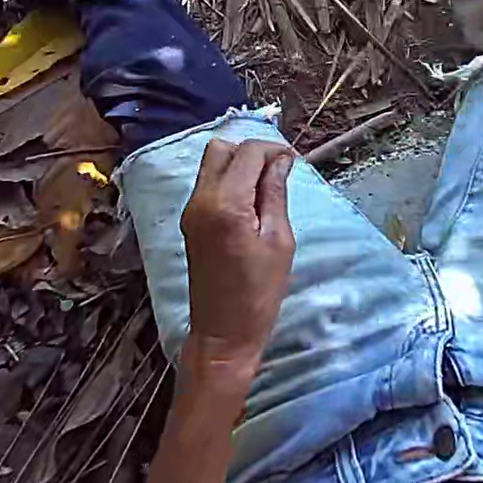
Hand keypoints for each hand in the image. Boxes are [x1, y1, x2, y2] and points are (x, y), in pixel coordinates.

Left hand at [179, 138, 296, 386]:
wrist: (222, 333)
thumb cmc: (259, 292)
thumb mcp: (279, 240)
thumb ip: (275, 193)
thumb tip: (281, 160)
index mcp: (225, 203)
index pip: (247, 152)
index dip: (273, 149)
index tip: (293, 160)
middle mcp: (201, 199)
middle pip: (221, 148)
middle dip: (251, 152)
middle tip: (278, 170)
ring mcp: (191, 209)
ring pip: (211, 163)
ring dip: (238, 163)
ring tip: (266, 185)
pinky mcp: (189, 220)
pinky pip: (207, 183)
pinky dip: (228, 179)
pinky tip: (249, 200)